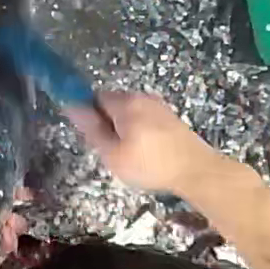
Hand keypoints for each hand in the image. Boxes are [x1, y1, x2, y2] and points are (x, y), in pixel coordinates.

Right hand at [65, 92, 221, 194]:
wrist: (196, 170)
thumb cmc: (151, 165)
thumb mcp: (113, 153)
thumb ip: (92, 129)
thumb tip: (73, 108)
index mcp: (125, 103)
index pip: (95, 98)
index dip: (90, 116)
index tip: (94, 138)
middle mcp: (142, 97)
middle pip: (113, 104)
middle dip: (108, 124)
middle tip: (112, 150)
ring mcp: (159, 106)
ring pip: (130, 113)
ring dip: (125, 130)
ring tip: (131, 155)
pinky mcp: (170, 117)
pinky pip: (145, 119)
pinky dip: (141, 132)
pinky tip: (147, 153)